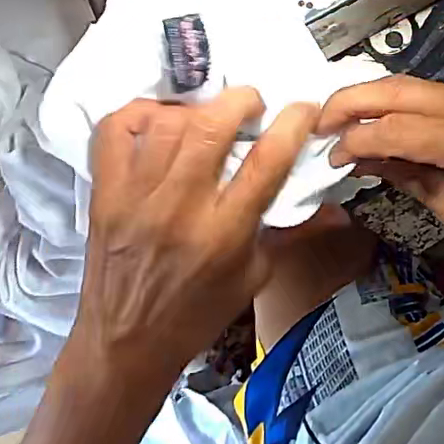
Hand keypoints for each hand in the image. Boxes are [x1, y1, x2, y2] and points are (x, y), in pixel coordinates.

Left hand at [68, 87, 316, 392]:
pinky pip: (114, 131)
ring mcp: (137, 197)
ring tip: (205, 117)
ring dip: (194, 109)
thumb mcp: (253, 278)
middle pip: (212, 128)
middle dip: (240, 101)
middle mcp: (181, 208)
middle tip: (250, 105)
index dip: (292, 123)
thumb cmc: (196, 314)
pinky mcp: (105, 192)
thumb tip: (338, 209)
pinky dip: (138, 113)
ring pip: (167, 124)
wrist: (126, 343)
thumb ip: (291, 234)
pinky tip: (157, 120)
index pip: (267, 162)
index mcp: (225, 233)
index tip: (302, 107)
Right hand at [318, 76, 443, 266]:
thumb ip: (409, 177)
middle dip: (348, 102)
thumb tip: (358, 158)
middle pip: (397, 89)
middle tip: (315, 124)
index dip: (357, 139)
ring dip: (366, 100)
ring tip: (333, 123)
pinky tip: (371, 122)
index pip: (398, 128)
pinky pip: (423, 94)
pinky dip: (390, 105)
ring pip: (406, 84)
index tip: (330, 157)